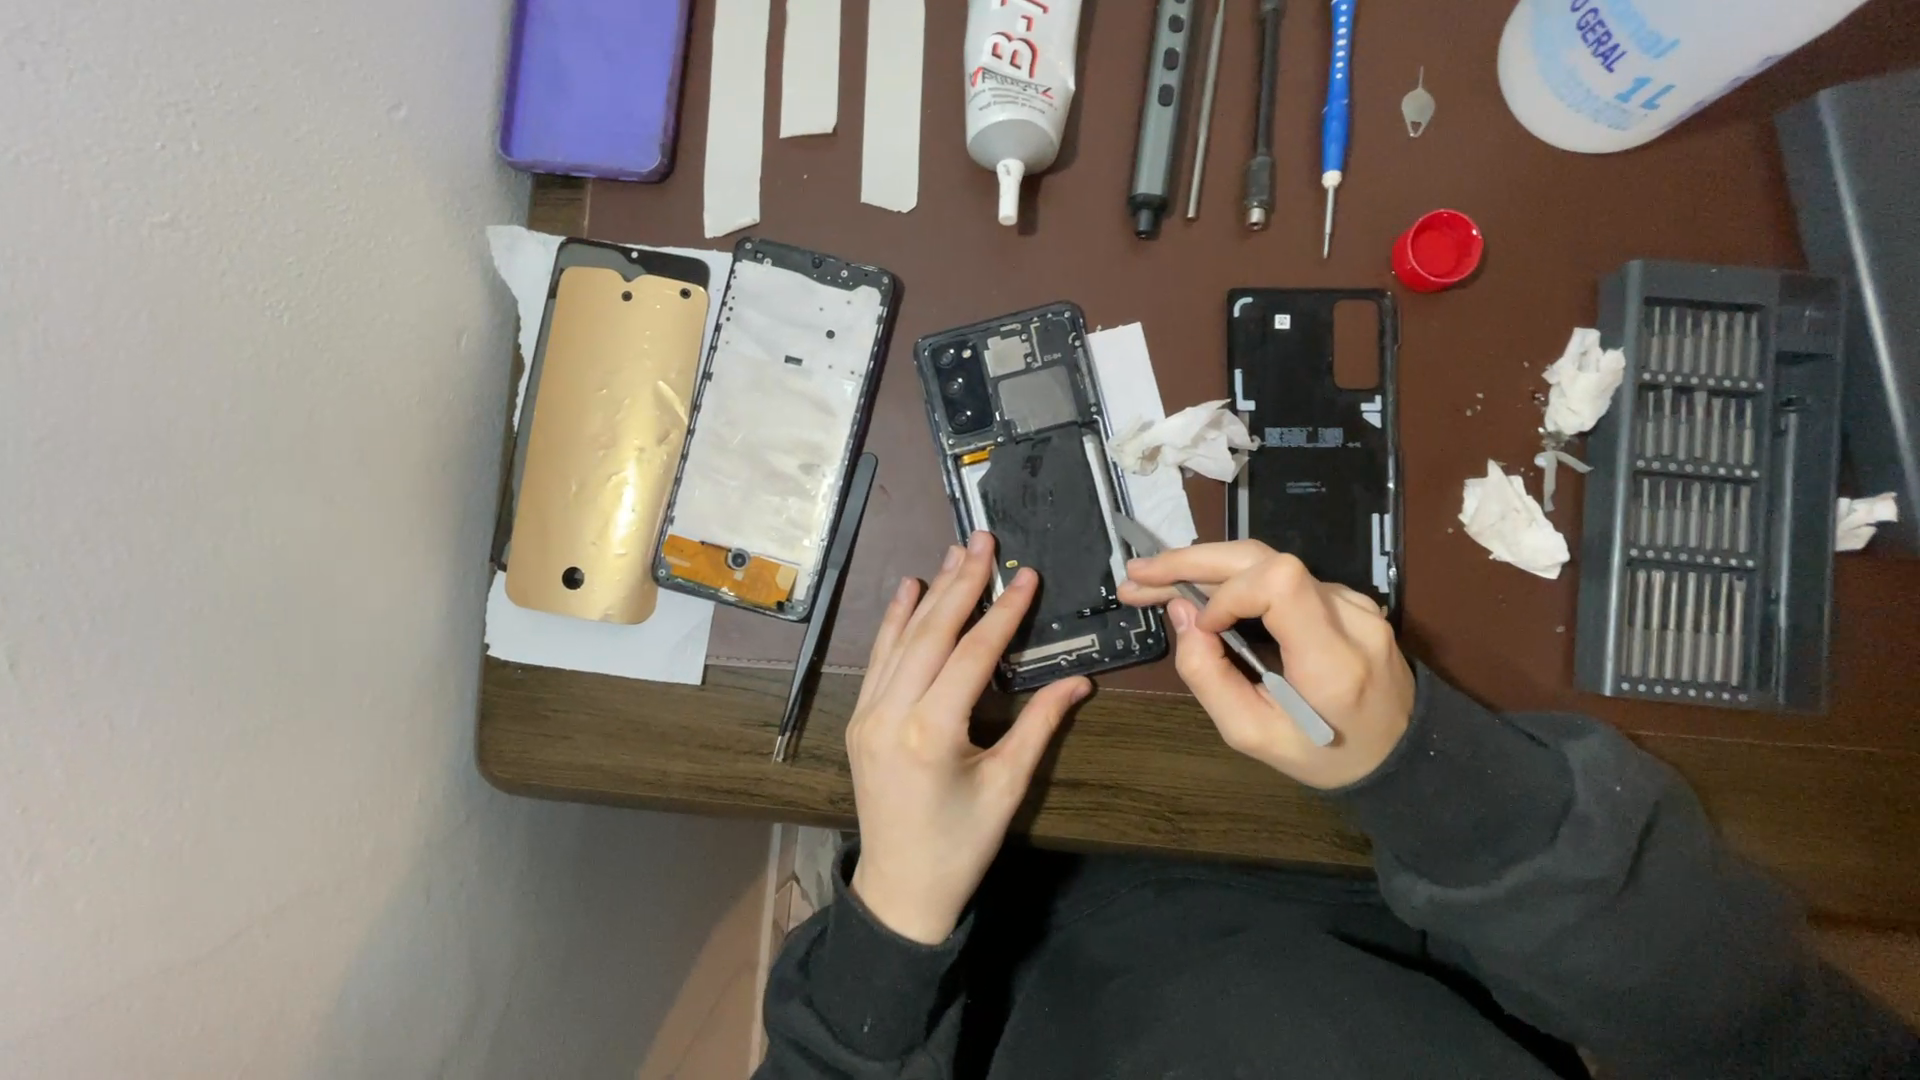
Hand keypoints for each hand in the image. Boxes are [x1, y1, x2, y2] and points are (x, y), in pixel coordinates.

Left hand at [845, 530, 1091, 944]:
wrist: (901, 889)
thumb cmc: (962, 844)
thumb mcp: (1008, 787)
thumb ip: (1040, 725)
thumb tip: (1079, 681)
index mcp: (932, 731)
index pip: (973, 654)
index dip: (1003, 611)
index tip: (1026, 574)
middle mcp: (891, 712)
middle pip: (931, 633)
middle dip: (961, 583)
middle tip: (982, 541)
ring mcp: (867, 714)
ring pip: (900, 639)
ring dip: (929, 594)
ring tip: (953, 554)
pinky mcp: (859, 719)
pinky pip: (878, 659)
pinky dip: (893, 622)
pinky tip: (907, 590)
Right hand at [1119, 541, 1414, 789]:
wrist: (1401, 752)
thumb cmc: (1324, 753)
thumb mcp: (1252, 734)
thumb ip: (1210, 675)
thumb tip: (1181, 612)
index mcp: (1331, 658)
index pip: (1278, 582)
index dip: (1227, 593)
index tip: (1202, 626)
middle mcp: (1347, 615)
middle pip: (1262, 557)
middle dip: (1192, 561)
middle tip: (1137, 576)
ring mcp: (1351, 600)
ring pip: (1265, 560)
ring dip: (1203, 565)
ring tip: (1153, 582)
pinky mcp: (1344, 596)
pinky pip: (1278, 575)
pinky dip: (1230, 578)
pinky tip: (1196, 591)